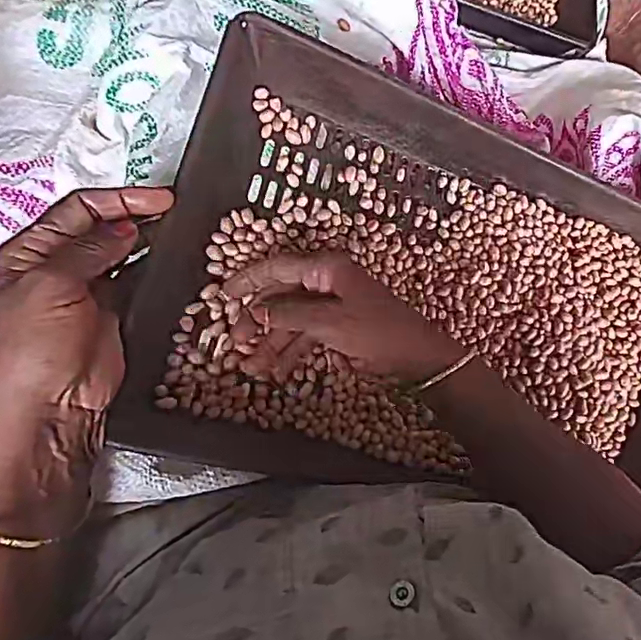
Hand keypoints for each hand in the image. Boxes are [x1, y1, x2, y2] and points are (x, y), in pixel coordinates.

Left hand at [0, 187, 173, 536]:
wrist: (50, 408)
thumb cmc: (32, 349)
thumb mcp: (51, 286)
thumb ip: (90, 250)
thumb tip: (124, 227)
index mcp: (31, 252)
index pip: (79, 210)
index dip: (120, 199)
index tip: (160, 199)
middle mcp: (60, 267)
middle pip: (104, 228)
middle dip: (138, 215)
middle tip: (177, 209)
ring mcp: (91, 291)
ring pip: (126, 253)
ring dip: (150, 240)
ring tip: (183, 232)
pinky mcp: (117, 315)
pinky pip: (140, 283)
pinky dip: (157, 270)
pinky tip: (177, 262)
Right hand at [221, 252, 461, 383]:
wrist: (418, 359)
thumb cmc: (380, 333)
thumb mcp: (331, 322)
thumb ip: (290, 313)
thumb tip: (256, 309)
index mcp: (328, 270)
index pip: (277, 268)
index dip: (247, 281)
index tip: (222, 295)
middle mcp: (327, 284)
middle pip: (280, 298)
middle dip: (256, 322)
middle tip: (236, 345)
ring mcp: (333, 308)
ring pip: (290, 322)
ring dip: (271, 344)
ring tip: (252, 367)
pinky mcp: (338, 330)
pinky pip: (305, 337)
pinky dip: (290, 353)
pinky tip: (275, 371)